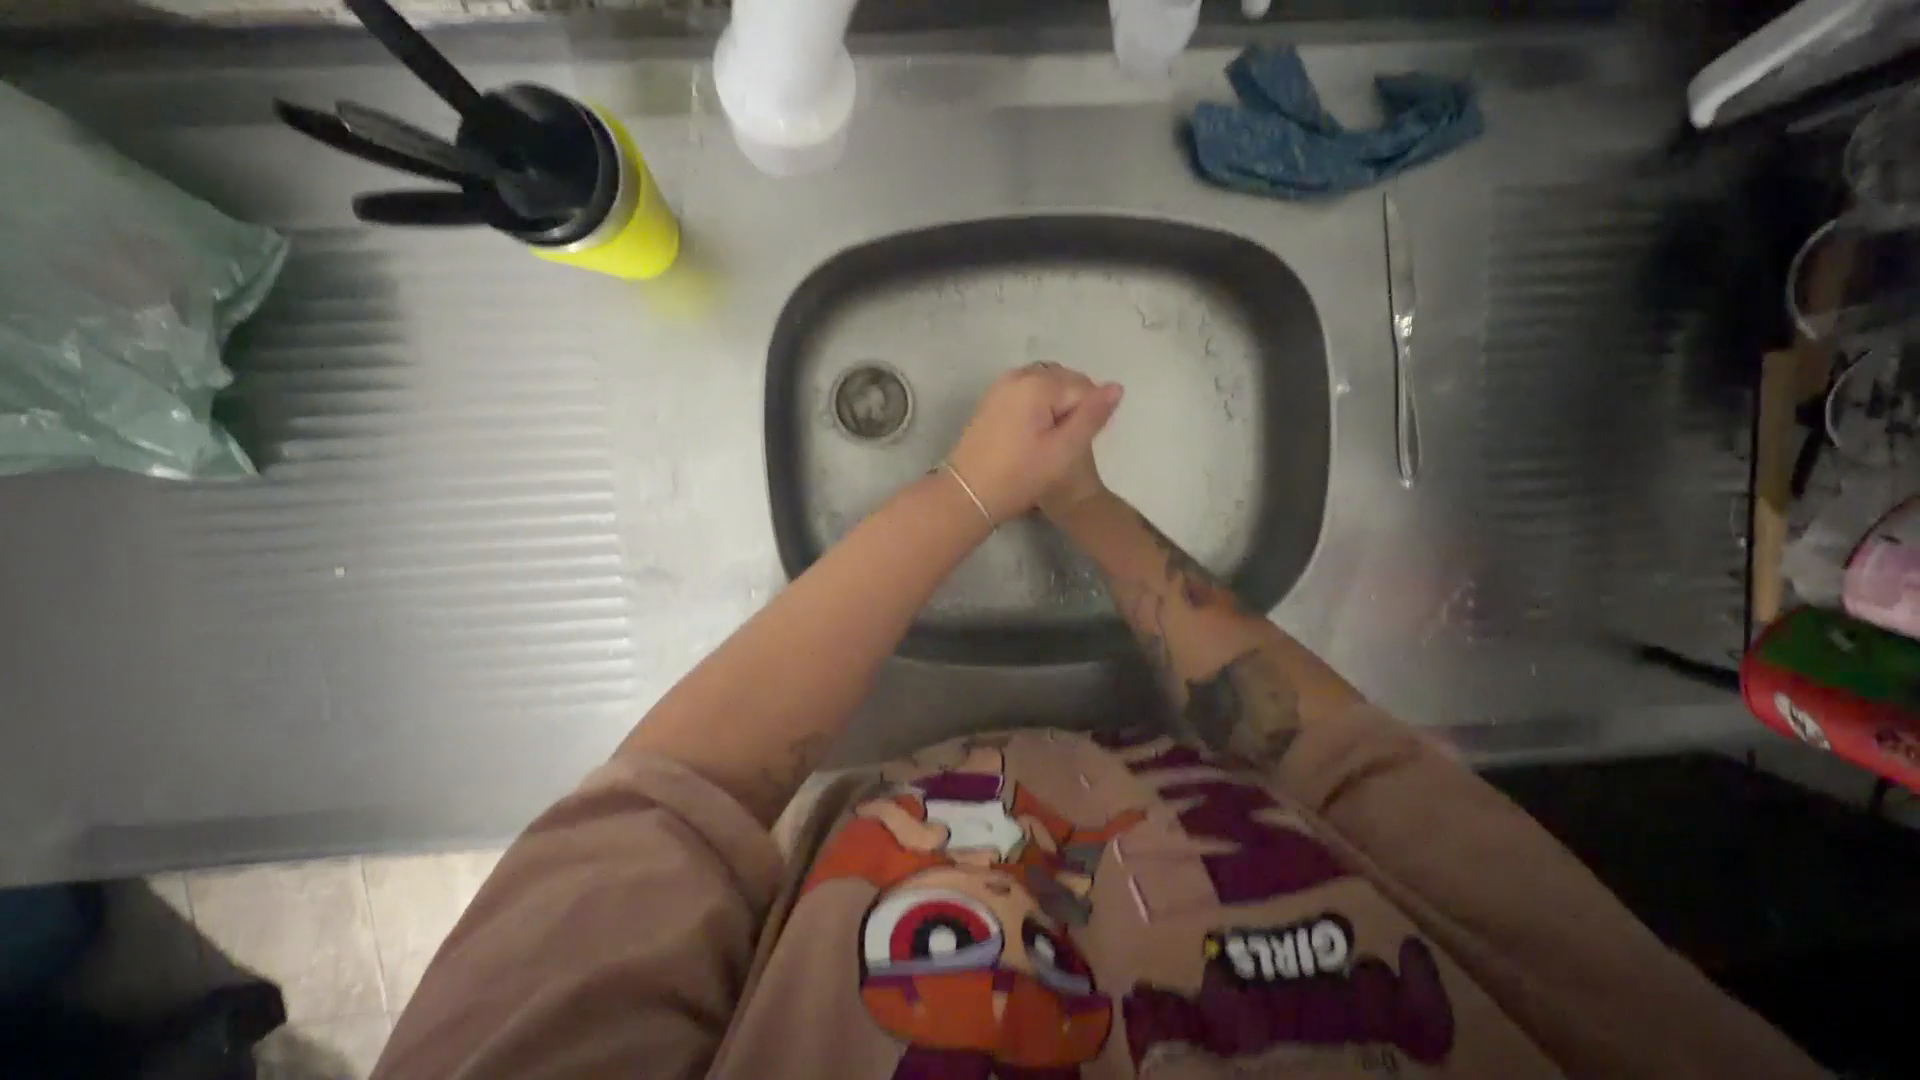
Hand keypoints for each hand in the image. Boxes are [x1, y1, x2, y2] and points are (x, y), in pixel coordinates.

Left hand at [945, 362, 1123, 522]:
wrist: (969, 493)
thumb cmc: (1020, 475)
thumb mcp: (1064, 449)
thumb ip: (1092, 416)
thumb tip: (1117, 387)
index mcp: (1038, 383)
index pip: (1084, 388)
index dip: (1089, 417)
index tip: (1075, 445)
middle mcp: (1019, 374)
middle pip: (1065, 380)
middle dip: (1073, 406)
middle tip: (1065, 443)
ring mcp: (1002, 385)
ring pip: (1047, 385)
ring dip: (1057, 406)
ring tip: (1051, 441)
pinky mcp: (992, 399)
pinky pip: (1028, 392)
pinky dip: (1038, 407)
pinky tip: (1034, 435)